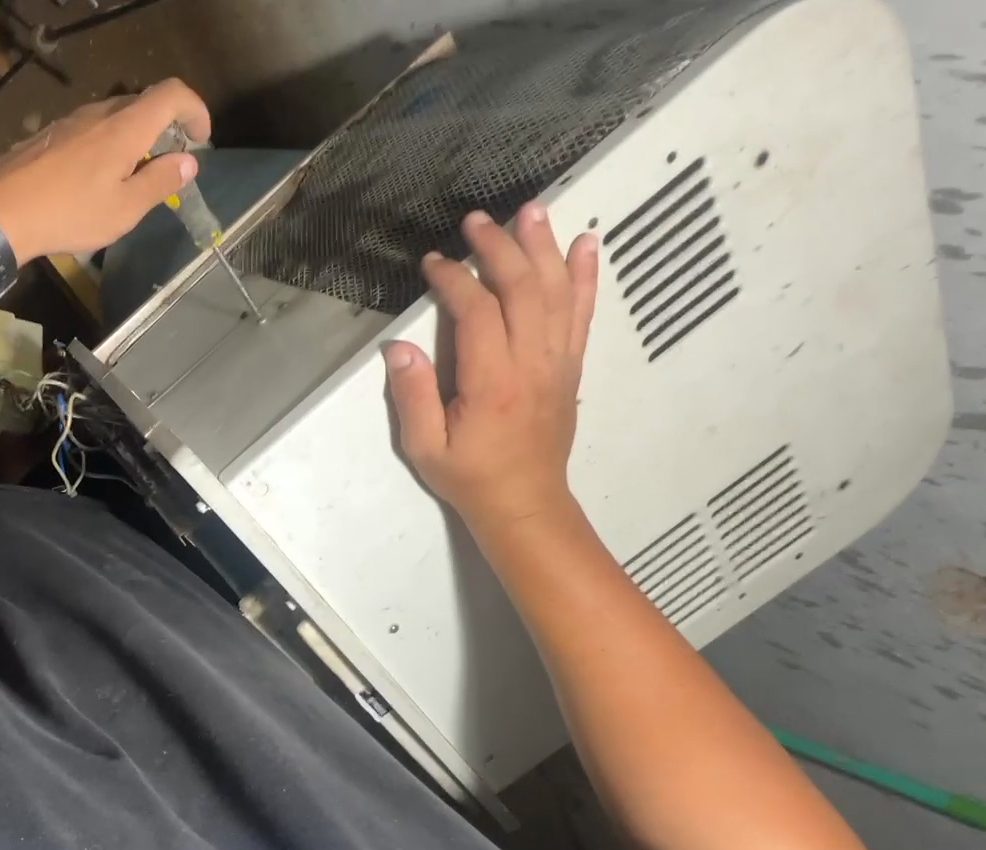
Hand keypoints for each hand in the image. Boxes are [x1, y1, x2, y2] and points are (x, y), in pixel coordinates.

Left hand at [0, 79, 210, 261]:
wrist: (0, 212)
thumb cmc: (69, 213)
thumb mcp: (124, 209)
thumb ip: (159, 183)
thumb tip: (189, 162)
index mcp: (125, 127)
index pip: (172, 93)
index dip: (195, 109)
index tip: (201, 139)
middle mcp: (99, 113)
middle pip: (143, 104)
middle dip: (165, 129)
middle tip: (168, 166)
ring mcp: (69, 122)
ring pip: (113, 119)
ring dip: (132, 140)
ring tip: (130, 179)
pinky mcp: (47, 137)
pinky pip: (88, 132)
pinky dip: (105, 147)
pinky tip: (93, 182)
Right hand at [382, 204, 599, 531]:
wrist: (524, 502)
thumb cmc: (468, 476)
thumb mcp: (423, 446)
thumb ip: (412, 395)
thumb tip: (399, 347)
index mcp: (492, 382)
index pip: (477, 312)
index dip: (454, 280)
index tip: (432, 264)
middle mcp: (532, 363)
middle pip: (523, 289)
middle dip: (499, 248)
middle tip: (476, 220)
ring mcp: (558, 362)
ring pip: (557, 292)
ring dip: (544, 247)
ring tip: (531, 210)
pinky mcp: (571, 365)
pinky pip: (583, 313)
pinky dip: (586, 276)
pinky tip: (585, 244)